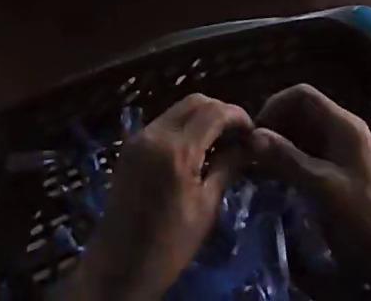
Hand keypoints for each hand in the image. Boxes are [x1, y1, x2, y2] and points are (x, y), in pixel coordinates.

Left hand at [65, 94, 252, 300]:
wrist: (118, 268)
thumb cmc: (169, 246)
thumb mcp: (206, 208)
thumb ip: (227, 167)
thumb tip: (250, 145)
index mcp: (177, 150)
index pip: (213, 112)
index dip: (237, 115)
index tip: (252, 131)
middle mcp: (155, 134)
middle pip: (195, 102)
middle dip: (219, 111)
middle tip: (237, 134)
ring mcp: (140, 137)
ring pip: (178, 109)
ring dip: (201, 117)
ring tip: (219, 141)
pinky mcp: (130, 145)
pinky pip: (163, 122)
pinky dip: (183, 126)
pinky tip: (195, 148)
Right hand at [249, 85, 370, 300]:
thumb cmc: (365, 217)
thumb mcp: (322, 187)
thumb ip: (287, 159)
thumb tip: (252, 135)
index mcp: (343, 123)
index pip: (302, 95)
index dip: (275, 106)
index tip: (255, 133)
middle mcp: (343, 130)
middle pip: (302, 113)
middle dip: (276, 127)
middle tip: (253, 154)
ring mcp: (344, 151)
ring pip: (304, 134)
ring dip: (282, 146)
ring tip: (261, 169)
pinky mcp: (342, 171)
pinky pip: (310, 154)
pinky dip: (292, 162)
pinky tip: (279, 181)